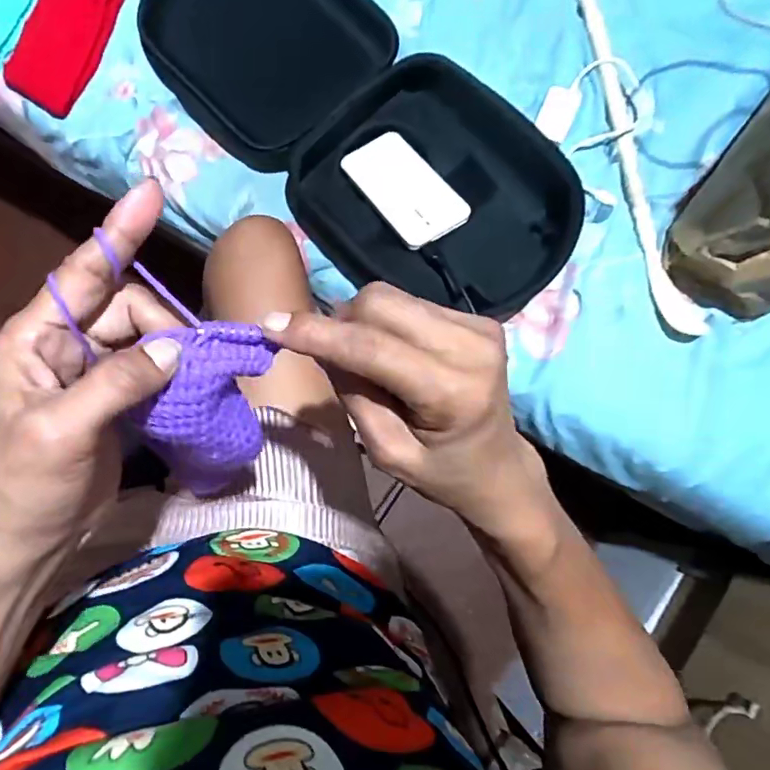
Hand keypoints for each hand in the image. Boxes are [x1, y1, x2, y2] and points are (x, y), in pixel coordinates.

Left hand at [0, 182, 186, 596]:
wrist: (33, 541)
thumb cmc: (28, 485)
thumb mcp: (63, 431)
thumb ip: (117, 383)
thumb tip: (172, 347)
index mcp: (33, 339)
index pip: (81, 274)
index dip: (117, 233)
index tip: (151, 193)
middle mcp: (60, 345)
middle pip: (123, 306)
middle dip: (160, 322)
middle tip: (191, 357)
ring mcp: (89, 372)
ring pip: (142, 336)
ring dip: (172, 347)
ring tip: (197, 372)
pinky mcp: (112, 399)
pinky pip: (149, 368)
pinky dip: (173, 371)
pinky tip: (193, 381)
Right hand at [261, 283, 550, 533]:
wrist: (498, 467)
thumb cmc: (441, 472)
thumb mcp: (387, 452)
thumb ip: (354, 397)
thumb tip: (321, 344)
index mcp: (452, 391)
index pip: (372, 347)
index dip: (318, 333)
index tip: (271, 325)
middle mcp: (472, 346)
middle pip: (378, 304)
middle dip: (340, 325)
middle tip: (335, 361)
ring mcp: (478, 326)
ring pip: (390, 297)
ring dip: (362, 323)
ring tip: (370, 364)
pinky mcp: (476, 317)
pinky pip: (407, 302)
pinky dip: (385, 324)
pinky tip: (395, 354)